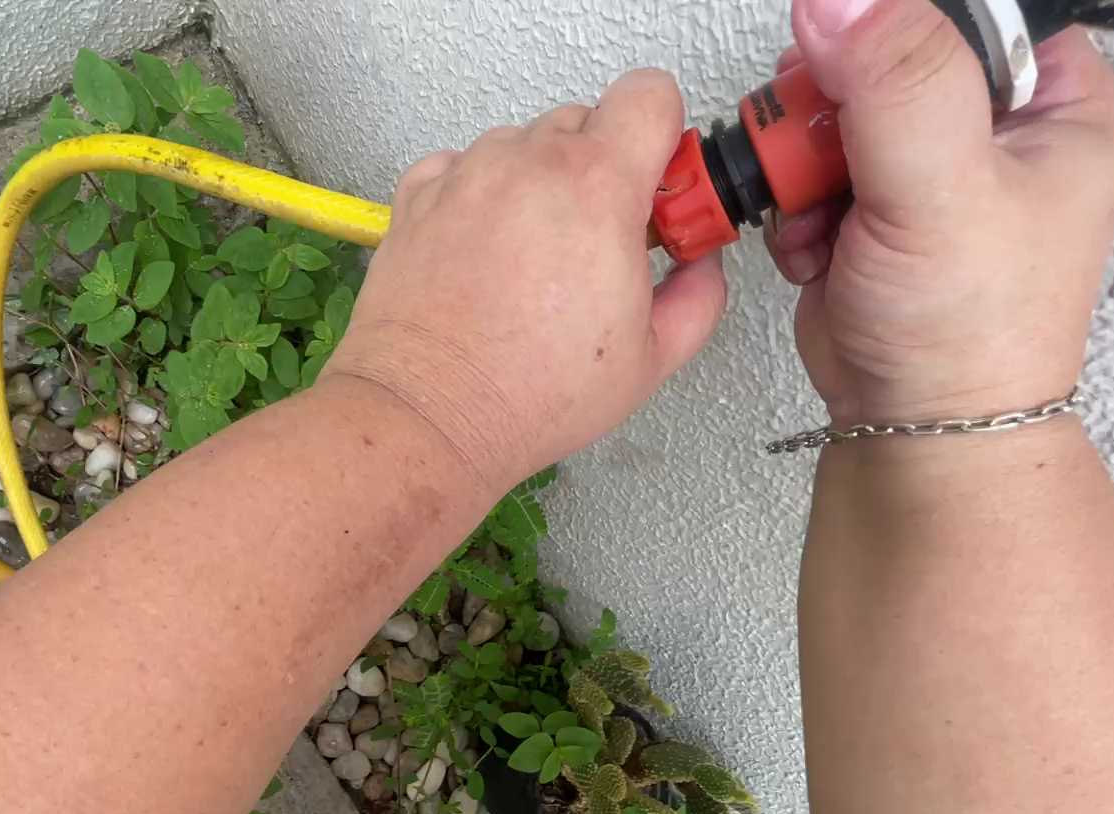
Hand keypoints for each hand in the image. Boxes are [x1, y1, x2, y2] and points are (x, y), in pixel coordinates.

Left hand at [324, 69, 727, 490]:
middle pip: (580, 124)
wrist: (428, 418)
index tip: (650, 195)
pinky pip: (456, 170)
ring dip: (530, 187)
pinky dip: (472, 197)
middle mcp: (525, 167)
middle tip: (586, 244)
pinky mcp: (414, 204)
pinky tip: (478, 253)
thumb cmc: (525, 398)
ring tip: (522, 262)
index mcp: (596, 187)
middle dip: (594, 175)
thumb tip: (699, 267)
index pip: (649, 95)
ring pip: (516, 148)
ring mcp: (463, 180)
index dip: (659, 141)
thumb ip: (697, 297)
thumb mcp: (649, 362)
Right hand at [766, 0, 1113, 424]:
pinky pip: (803, 189)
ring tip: (818, 224)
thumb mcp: (942, 186)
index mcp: (1040, 100)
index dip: (886, 44)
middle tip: (819, 162)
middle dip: (825, 123)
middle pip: (874, 74)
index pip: (952, 20)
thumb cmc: (968, 324)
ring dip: (801, 177)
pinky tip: (812, 252)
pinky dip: (791, 220)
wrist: (912, 416)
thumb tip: (836, 1)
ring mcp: (909, 183)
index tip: (842, 84)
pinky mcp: (856, 225)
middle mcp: (975, 135)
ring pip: (826, 135)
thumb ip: (895, 84)